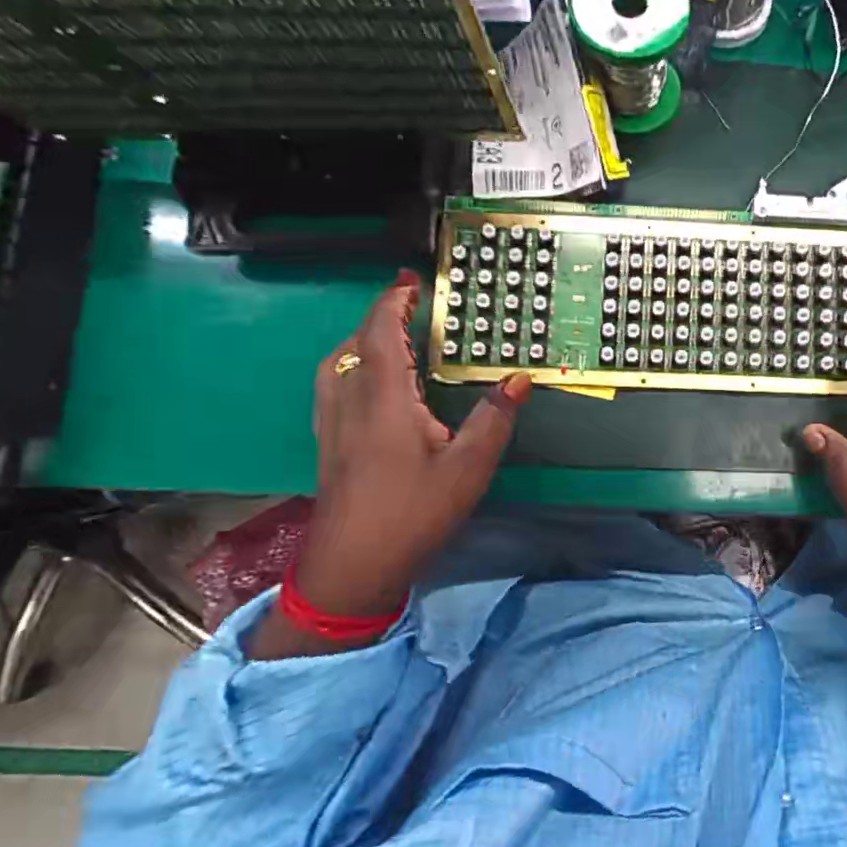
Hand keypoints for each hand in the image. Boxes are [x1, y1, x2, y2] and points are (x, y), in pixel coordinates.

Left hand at [299, 270, 530, 617]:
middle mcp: (350, 398)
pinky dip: (352, 363)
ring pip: (340, 360)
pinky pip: (334, 382)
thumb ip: (493, 420)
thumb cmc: (412, 514)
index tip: (410, 280)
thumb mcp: (467, 469)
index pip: (383, 331)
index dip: (394, 300)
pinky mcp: (327, 440)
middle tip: (411, 304)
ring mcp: (332, 420)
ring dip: (364, 338)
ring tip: (392, 337)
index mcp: (383, 396)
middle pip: (358, 340)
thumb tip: (519, 379)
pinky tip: (370, 383)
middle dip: (383, 315)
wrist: (352, 566)